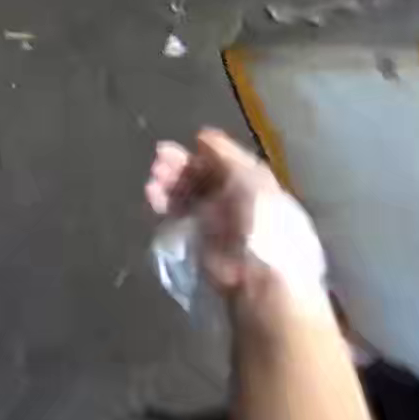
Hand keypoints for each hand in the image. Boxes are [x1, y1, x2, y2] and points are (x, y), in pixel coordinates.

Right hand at [147, 129, 326, 310]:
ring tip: (154, 178)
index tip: (186, 144)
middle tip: (160, 158)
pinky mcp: (195, 239)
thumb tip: (204, 136)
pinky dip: (162, 201)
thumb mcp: (255, 184)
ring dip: (168, 180)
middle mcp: (237, 205)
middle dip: (180, 165)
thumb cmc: (266, 230)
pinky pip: (175, 213)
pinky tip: (152, 194)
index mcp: (258, 191)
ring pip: (185, 192)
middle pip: (202, 177)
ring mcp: (215, 222)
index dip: (206, 154)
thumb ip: (229, 158)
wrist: (260, 283)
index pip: (226, 166)